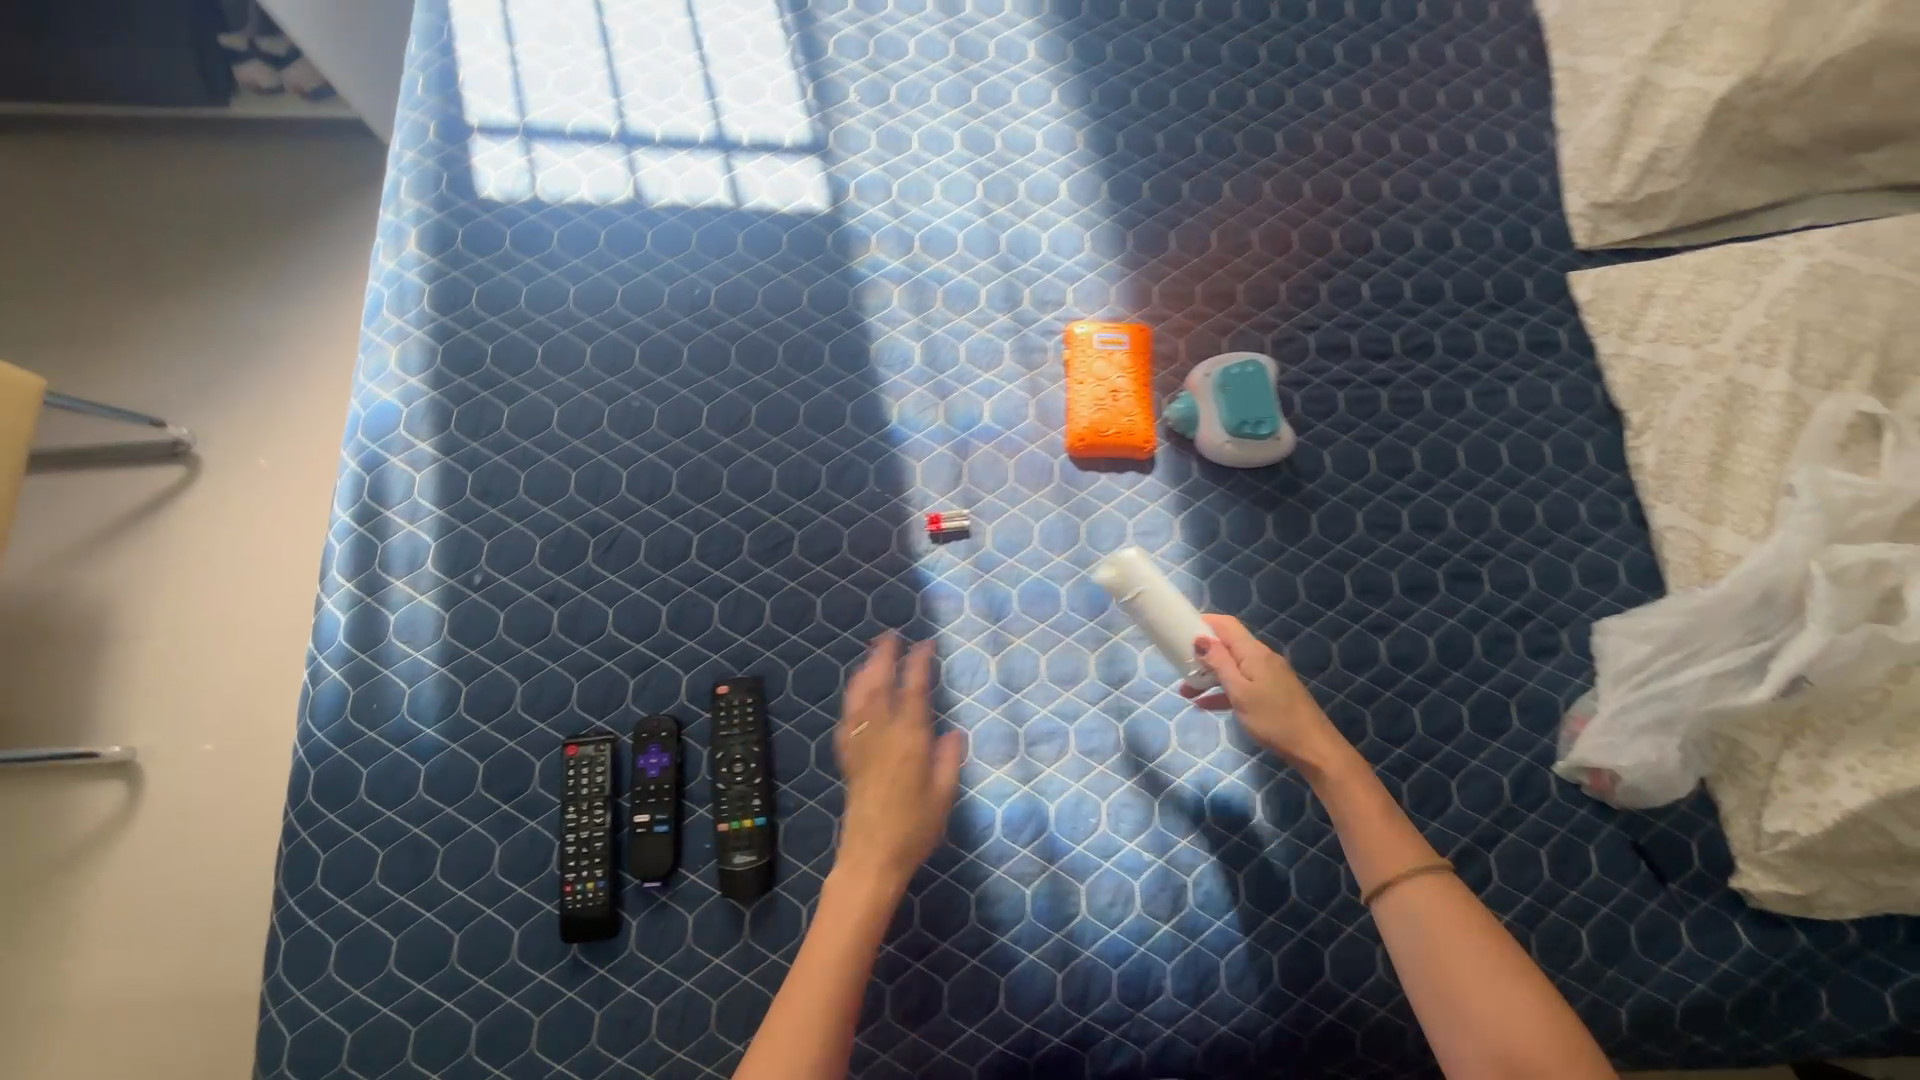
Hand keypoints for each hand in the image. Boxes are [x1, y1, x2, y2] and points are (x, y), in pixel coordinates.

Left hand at [833, 635, 966, 893]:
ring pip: (859, 698)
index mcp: (909, 740)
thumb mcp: (943, 795)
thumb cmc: (915, 828)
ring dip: (865, 671)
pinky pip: (847, 719)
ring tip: (873, 654)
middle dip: (884, 657)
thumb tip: (954, 731)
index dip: (919, 664)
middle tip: (891, 636)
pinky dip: (852, 698)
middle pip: (879, 685)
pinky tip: (856, 694)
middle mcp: (881, 736)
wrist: (871, 856)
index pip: (914, 691)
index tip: (925, 644)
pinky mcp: (848, 760)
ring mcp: (861, 746)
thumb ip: (948, 759)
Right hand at [1182, 614, 1349, 769]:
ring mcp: (1268, 675)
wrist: (1313, 747)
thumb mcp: (1239, 692)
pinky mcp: (1271, 692)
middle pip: (1228, 646)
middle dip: (1202, 654)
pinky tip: (1205, 704)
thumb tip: (1201, 638)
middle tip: (1179, 666)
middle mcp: (1262, 658)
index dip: (1204, 621)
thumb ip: (1220, 664)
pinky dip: (1224, 690)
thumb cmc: (1272, 718)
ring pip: (1233, 667)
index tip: (1180, 629)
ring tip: (1186, 691)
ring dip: (1209, 675)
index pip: (1227, 625)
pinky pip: (1242, 683)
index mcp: (1254, 653)